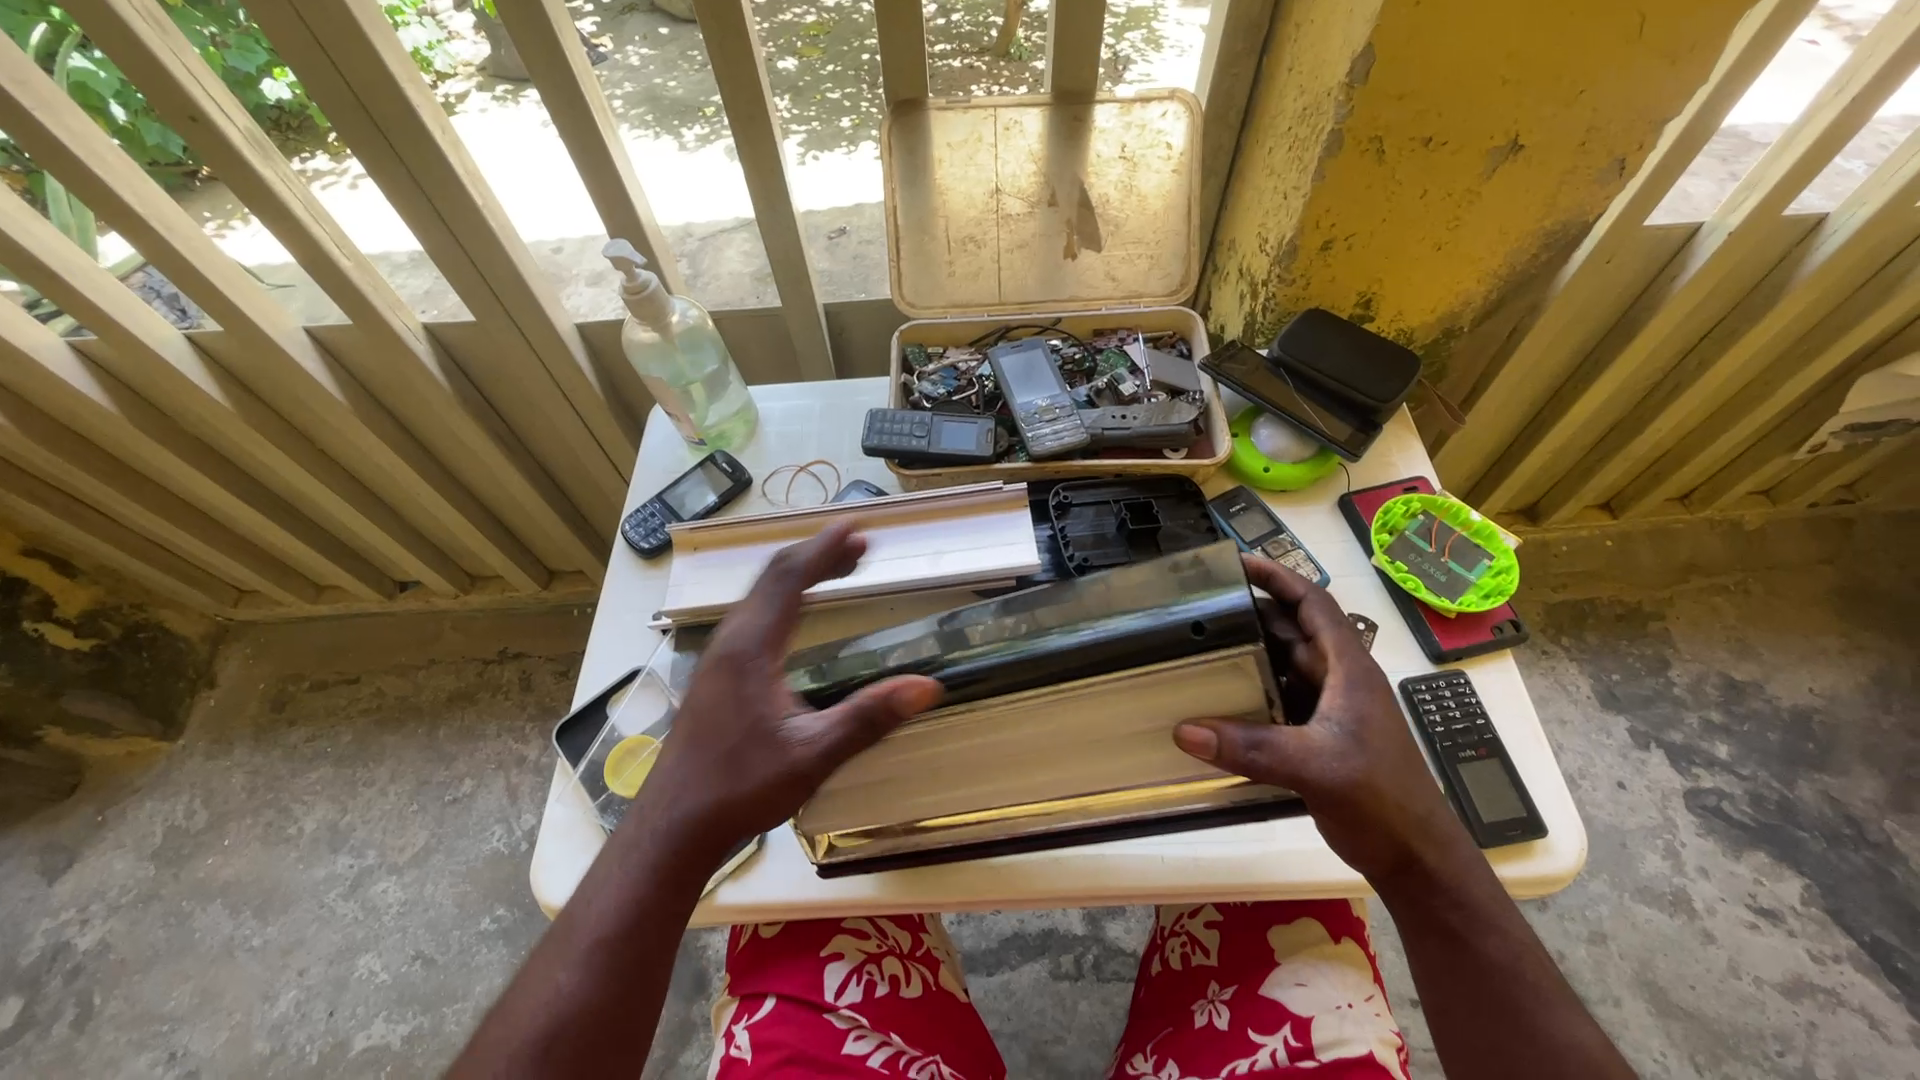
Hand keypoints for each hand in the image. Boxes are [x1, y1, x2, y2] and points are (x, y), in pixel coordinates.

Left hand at [633, 522, 943, 859]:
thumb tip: (927, 686)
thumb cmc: (739, 788)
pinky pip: (753, 615)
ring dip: (799, 574)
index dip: (825, 549)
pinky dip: (784, 598)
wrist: (674, 824)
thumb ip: (868, 718)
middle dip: (817, 555)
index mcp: (750, 649)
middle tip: (860, 545)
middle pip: (773, 578)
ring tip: (836, 568)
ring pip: (759, 596)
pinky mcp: (715, 675)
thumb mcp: (812, 755)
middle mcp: (730, 642)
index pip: (790, 579)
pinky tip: (798, 616)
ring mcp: (718, 658)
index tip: (858, 528)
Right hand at [1173, 555, 1469, 883]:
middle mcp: (1339, 681)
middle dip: (1251, 614)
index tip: (1237, 562)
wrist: (1415, 856)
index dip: (1279, 578)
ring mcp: (1329, 711)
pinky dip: (1249, 695)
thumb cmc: (1379, 798)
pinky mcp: (1317, 739)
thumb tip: (1183, 730)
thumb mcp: (1315, 766)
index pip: (1314, 605)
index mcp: (1349, 670)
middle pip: (1292, 632)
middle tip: (1201, 606)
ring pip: (1282, 668)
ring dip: (1247, 655)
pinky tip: (1216, 702)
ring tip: (1199, 646)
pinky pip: (1277, 703)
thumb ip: (1251, 747)